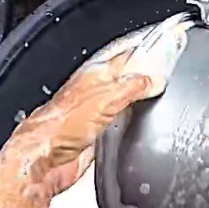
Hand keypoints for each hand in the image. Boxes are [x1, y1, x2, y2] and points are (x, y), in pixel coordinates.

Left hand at [0, 48, 157, 207]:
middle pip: (125, 76)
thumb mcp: (103, 100)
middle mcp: (94, 91)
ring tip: (158, 91)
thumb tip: (154, 80)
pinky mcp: (97, 133)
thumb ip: (131, 88)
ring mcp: (95, 111)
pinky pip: (120, 119)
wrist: (42, 162)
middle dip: (145, 71)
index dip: (145, 49)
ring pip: (123, 97)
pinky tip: (140, 118)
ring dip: (139, 95)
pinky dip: (132, 116)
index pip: (125, 54)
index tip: (164, 45)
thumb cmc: (57, 128)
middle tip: (166, 68)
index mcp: (94, 75)